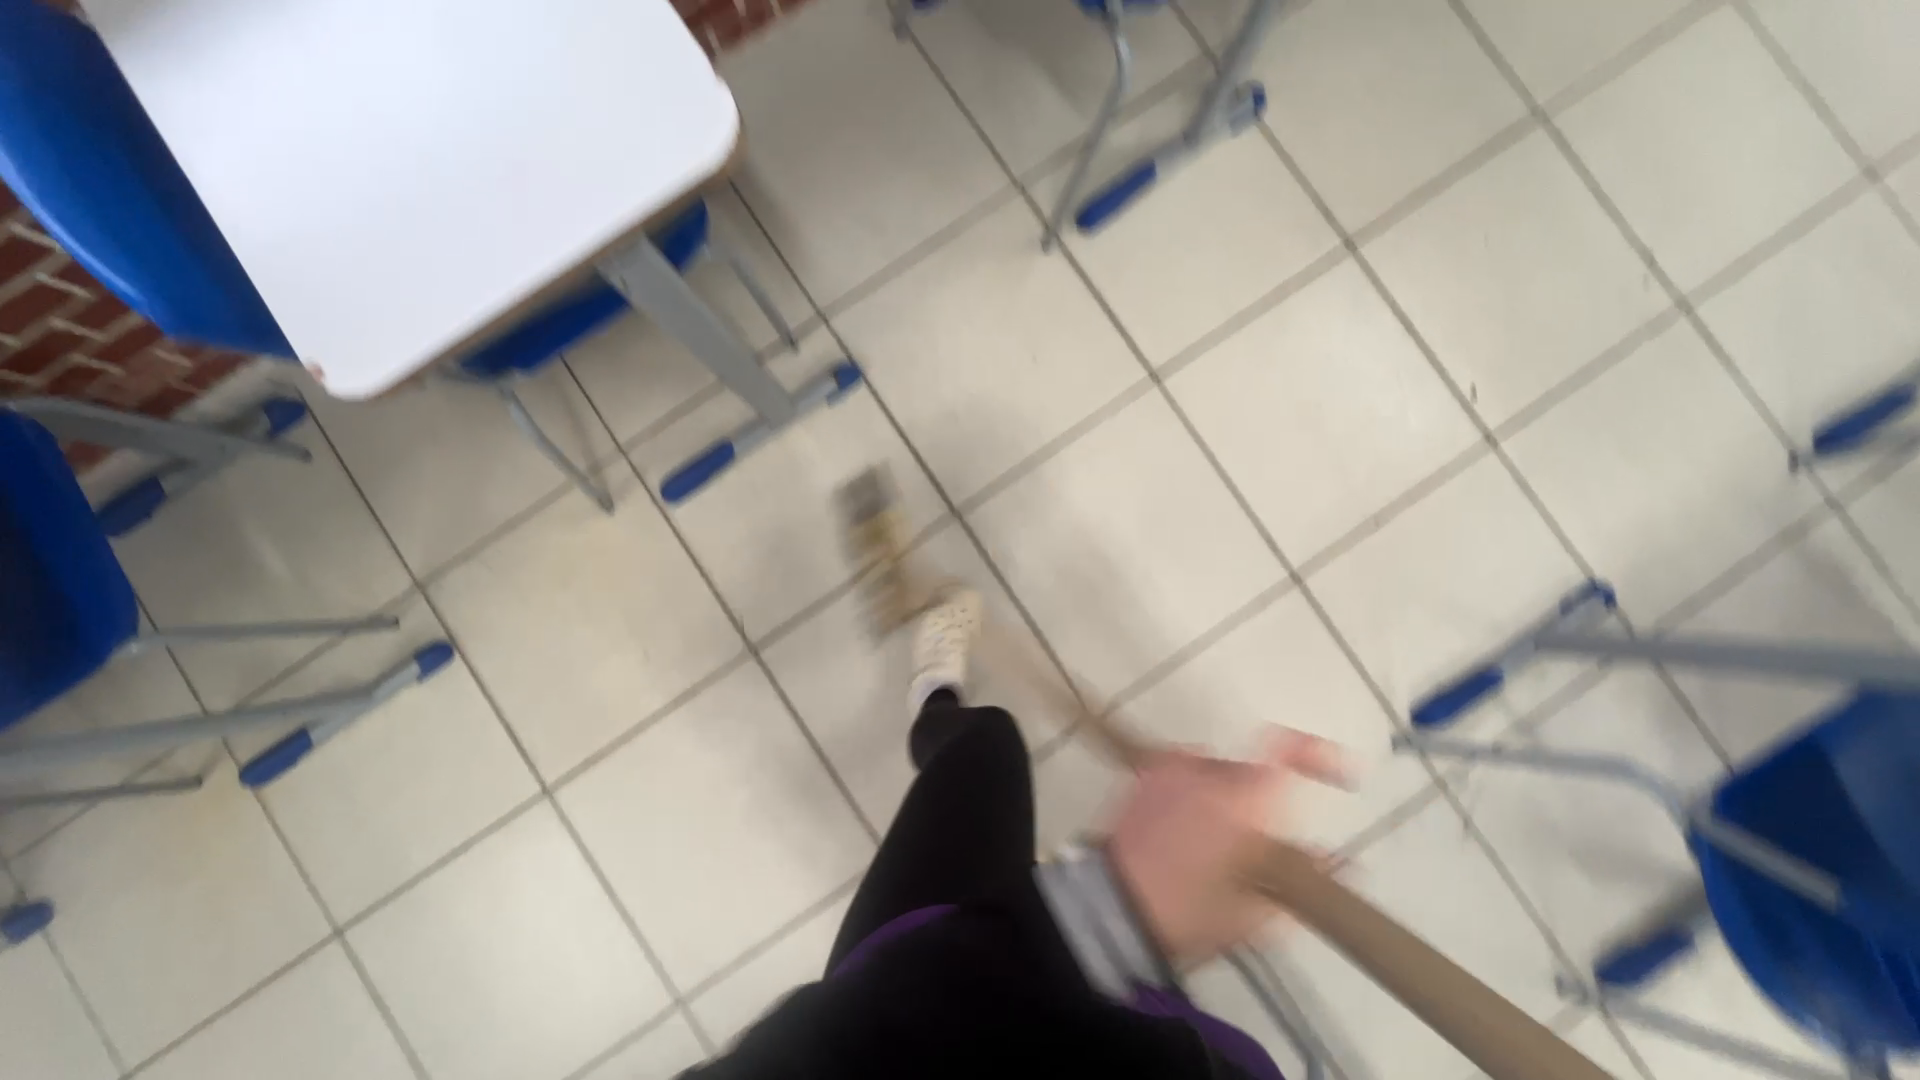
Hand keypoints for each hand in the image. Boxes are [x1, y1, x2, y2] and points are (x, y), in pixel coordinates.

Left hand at [1105, 729, 1343, 968]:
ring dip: (1229, 799)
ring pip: (1218, 773)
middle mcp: (1203, 771)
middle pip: (1252, 771)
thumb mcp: (1255, 914)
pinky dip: (1198, 795)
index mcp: (1238, 801)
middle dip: (1264, 802)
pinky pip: (1185, 773)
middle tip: (1261, 847)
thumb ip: (1303, 880)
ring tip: (1219, 846)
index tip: (1341, 771)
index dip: (1317, 752)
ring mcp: (1167, 768)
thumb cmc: (1188, 914)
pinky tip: (1190, 832)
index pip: (1284, 748)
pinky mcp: (1141, 774)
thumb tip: (1342, 862)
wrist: (1111, 908)